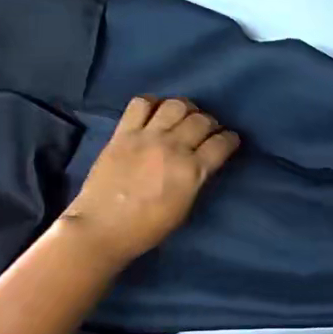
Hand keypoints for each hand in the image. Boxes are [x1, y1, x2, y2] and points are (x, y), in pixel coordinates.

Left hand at [60, 97, 240, 264]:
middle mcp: (173, 147)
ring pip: (176, 105)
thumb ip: (196, 181)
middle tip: (206, 131)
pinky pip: (141, 103)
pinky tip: (154, 113)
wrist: (102, 228)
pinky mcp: (123, 133)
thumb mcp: (183, 209)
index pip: (221, 143)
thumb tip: (202, 164)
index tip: (229, 140)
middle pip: (202, 120)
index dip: (230, 139)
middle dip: (210, 124)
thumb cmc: (146, 229)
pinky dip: (152, 104)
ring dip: (185, 109)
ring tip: (182, 118)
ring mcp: (147, 137)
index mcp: (192, 171)